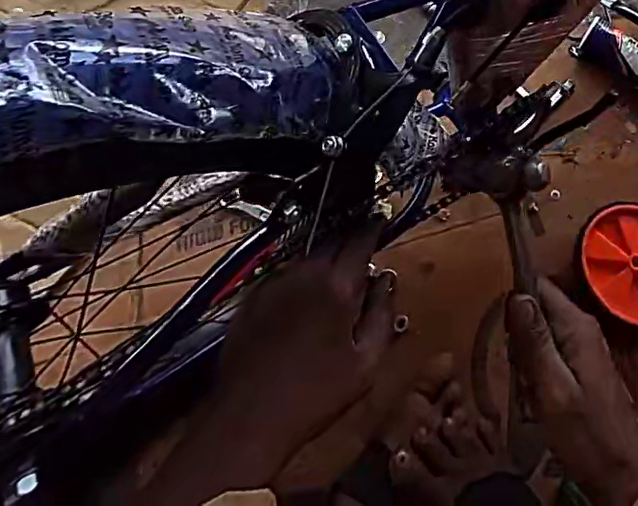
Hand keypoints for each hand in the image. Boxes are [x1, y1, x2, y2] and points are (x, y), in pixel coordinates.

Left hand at [136, 220, 400, 502]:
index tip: (380, 223)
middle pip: (333, 243)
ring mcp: (276, 280)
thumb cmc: (315, 395)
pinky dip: (299, 280)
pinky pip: (285, 274)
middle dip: (349, 247)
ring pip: (309, 258)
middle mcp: (305, 272)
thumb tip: (387, 282)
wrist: (250, 415)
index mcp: (337, 285)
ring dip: (324, 265)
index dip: (373, 228)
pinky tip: (300, 307)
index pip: (360, 240)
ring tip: (331, 291)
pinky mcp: (255, 293)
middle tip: (359, 266)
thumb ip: (382, 315)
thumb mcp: (365, 364)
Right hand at [505, 278, 637, 505]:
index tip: (502, 326)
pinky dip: (536, 366)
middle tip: (515, 364)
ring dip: (525, 351)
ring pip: (540, 329)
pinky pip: (549, 349)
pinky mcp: (582, 364)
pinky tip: (535, 391)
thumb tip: (517, 295)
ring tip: (526, 382)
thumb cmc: (586, 436)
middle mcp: (583, 327)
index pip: (538, 285)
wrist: (623, 478)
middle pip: (537, 307)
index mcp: (577, 326)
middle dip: (518, 331)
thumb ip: (535, 341)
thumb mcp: (553, 389)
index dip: (515, 299)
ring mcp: (584, 345)